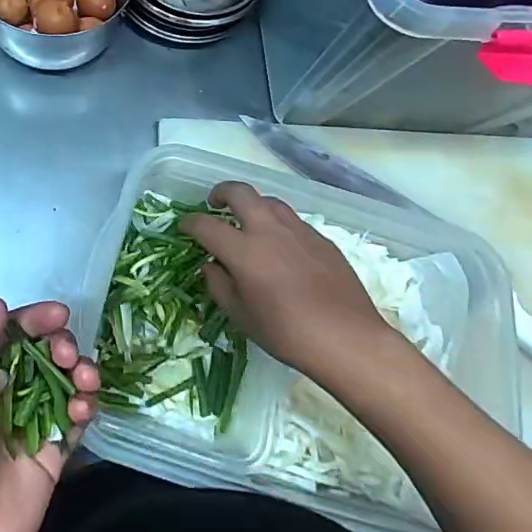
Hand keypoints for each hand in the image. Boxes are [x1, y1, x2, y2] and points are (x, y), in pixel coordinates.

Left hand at [0, 298, 99, 531]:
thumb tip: (0, 304)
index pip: (9, 336)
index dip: (34, 320)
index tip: (60, 314)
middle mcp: (2, 397)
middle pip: (42, 355)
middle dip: (60, 343)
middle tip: (67, 353)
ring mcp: (29, 427)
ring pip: (64, 383)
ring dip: (80, 371)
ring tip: (84, 378)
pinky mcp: (51, 458)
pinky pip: (76, 421)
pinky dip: (86, 406)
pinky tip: (84, 408)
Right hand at [182, 181, 401, 374]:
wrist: (347, 338)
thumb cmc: (287, 333)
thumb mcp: (241, 316)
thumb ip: (219, 285)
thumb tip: (210, 265)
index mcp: (244, 251)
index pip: (206, 225)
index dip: (190, 223)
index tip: (184, 227)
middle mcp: (269, 231)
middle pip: (240, 192)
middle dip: (221, 192)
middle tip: (215, 205)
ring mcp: (299, 231)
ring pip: (269, 201)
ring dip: (252, 205)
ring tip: (248, 223)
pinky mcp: (321, 239)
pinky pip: (292, 221)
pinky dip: (277, 225)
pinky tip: (281, 248)